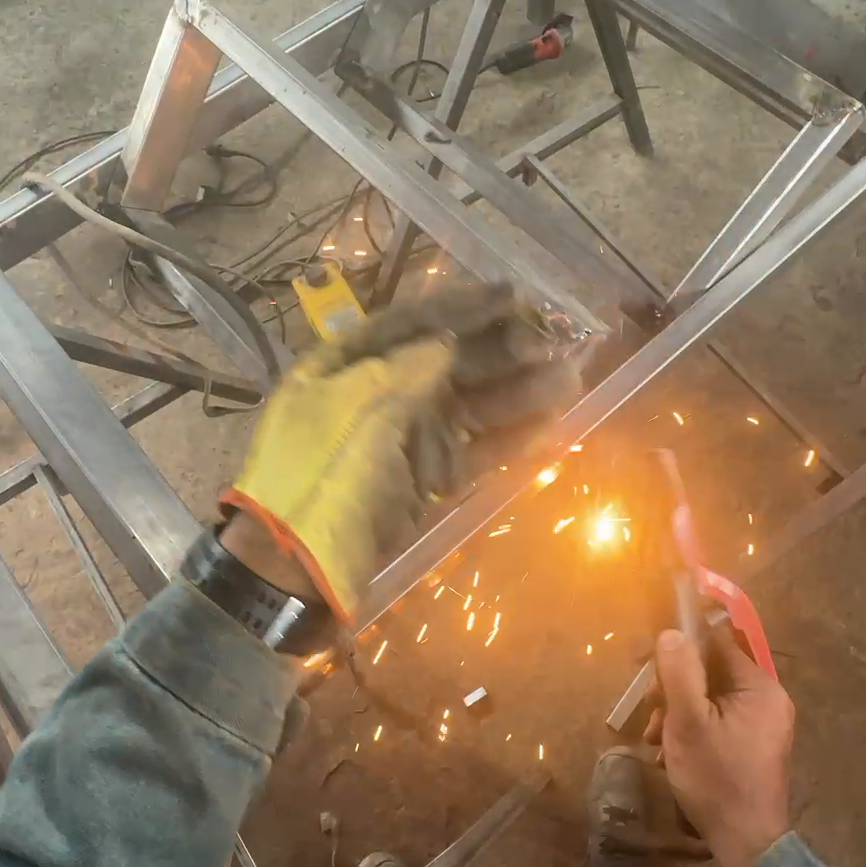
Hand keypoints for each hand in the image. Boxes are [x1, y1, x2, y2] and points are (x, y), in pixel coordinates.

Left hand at [222, 284, 577, 620]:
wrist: (294, 571)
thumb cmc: (318, 477)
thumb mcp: (356, 409)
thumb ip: (406, 369)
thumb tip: (446, 343)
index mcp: (344, 366)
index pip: (411, 323)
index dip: (463, 307)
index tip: (513, 295)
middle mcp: (375, 396)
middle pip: (447, 363)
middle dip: (501, 351)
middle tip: (556, 343)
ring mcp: (400, 442)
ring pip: (467, 408)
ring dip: (517, 393)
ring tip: (570, 379)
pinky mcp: (422, 483)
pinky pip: (471, 454)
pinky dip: (507, 440)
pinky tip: (550, 425)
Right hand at [646, 628, 794, 866]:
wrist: (746, 845)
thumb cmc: (717, 778)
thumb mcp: (688, 722)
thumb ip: (679, 672)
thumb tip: (670, 631)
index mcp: (760, 688)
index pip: (716, 644)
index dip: (679, 647)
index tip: (646, 662)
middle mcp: (767, 699)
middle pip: (709, 672)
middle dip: (673, 689)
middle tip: (651, 715)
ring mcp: (761, 723)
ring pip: (708, 697)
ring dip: (676, 712)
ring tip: (656, 740)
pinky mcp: (751, 744)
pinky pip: (715, 719)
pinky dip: (690, 728)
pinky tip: (670, 751)